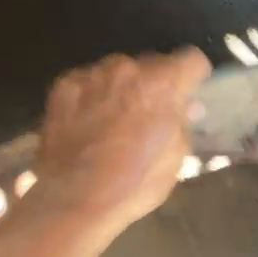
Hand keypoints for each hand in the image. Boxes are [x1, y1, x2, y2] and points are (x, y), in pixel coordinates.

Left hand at [27, 48, 211, 240]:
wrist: (74, 197)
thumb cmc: (134, 183)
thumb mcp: (175, 159)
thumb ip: (182, 123)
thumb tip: (186, 107)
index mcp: (163, 84)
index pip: (191, 59)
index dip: (193, 76)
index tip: (189, 92)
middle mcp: (128, 68)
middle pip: (152, 64)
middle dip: (155, 84)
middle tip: (151, 113)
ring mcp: (93, 74)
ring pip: (117, 71)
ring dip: (122, 88)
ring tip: (115, 119)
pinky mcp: (64, 85)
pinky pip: (88, 82)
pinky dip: (92, 95)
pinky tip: (88, 122)